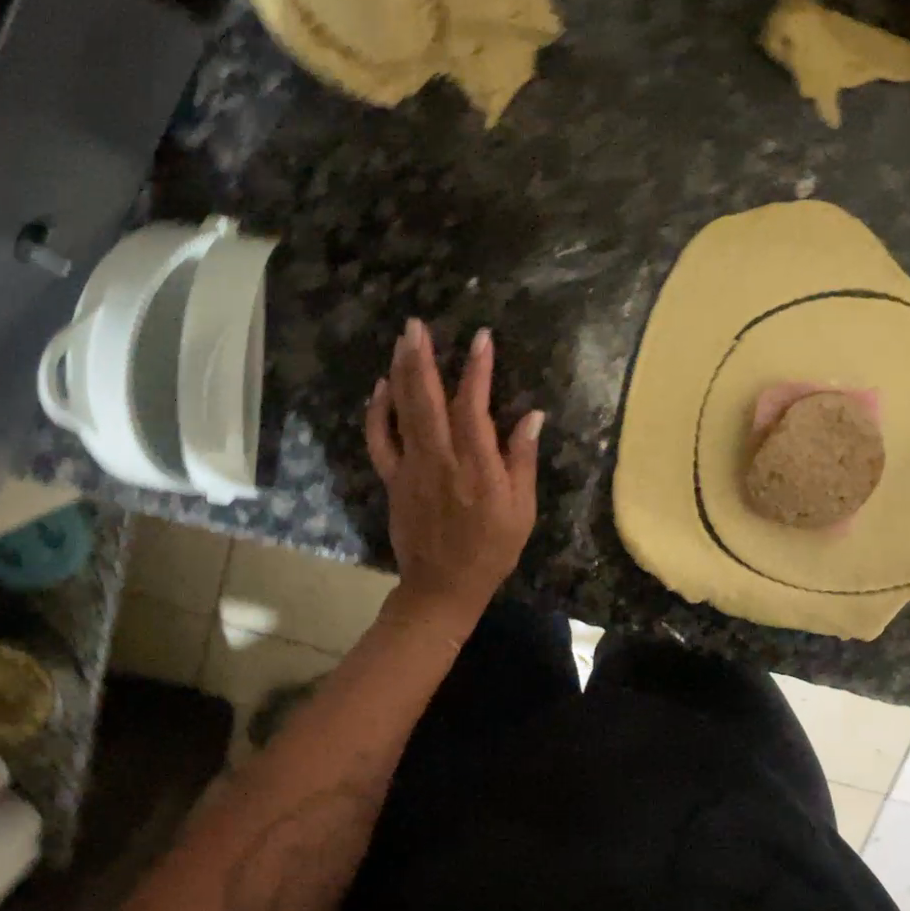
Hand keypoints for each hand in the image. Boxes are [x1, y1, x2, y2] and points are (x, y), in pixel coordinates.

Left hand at [364, 319, 542, 634]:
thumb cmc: (492, 549)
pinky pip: (381, 439)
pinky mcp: (393, 479)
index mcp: (477, 467)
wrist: (443, 586)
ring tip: (402, 341)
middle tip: (417, 324)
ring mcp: (411, 468)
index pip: (475, 406)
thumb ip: (522, 460)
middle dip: (422, 358)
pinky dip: (378, 411)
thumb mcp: (522, 510)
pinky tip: (381, 387)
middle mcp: (440, 459)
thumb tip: (531, 416)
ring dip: (400, 373)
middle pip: (428, 399)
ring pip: (402, 411)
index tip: (482, 338)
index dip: (477, 370)